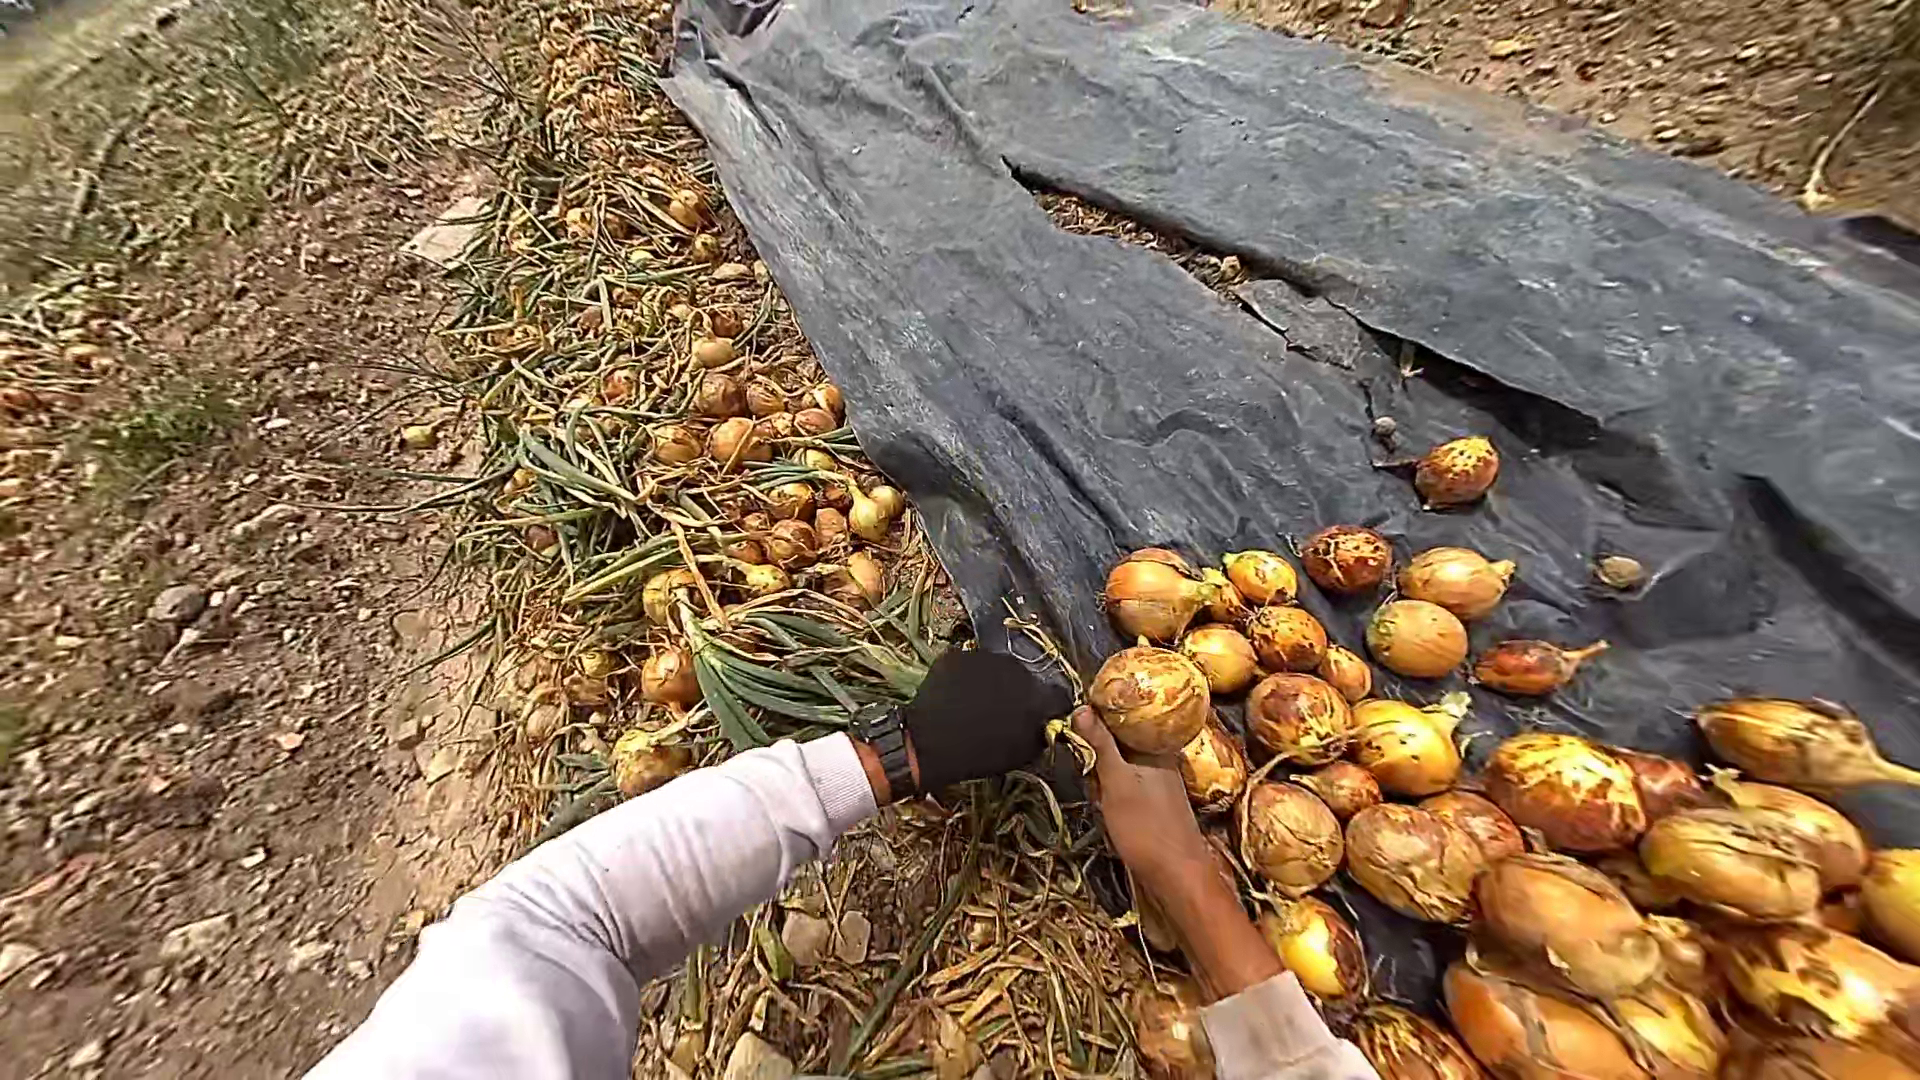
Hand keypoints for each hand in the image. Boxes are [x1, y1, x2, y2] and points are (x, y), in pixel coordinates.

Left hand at [897, 649, 1072, 793]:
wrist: (931, 742)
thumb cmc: (980, 754)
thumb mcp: (1022, 752)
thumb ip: (1040, 731)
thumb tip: (1046, 722)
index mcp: (1038, 694)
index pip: (1057, 695)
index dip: (1049, 706)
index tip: (1038, 717)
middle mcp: (1017, 668)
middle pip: (1025, 677)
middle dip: (1018, 691)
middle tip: (1001, 710)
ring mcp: (986, 656)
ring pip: (996, 667)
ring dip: (992, 680)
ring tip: (974, 701)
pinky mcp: (959, 653)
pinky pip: (969, 663)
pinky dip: (966, 676)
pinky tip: (956, 693)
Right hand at [1070, 705, 1214, 889]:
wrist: (1177, 878)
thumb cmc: (1146, 826)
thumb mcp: (1116, 780)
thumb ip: (1099, 744)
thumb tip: (1081, 707)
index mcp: (1155, 745)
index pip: (1122, 717)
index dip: (1097, 722)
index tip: (1078, 733)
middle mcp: (1159, 758)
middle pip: (1117, 741)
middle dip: (1097, 756)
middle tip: (1091, 776)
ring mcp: (1157, 780)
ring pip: (1117, 765)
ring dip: (1102, 778)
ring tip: (1099, 797)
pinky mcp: (1152, 800)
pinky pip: (1124, 784)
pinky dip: (1111, 793)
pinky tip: (1107, 809)